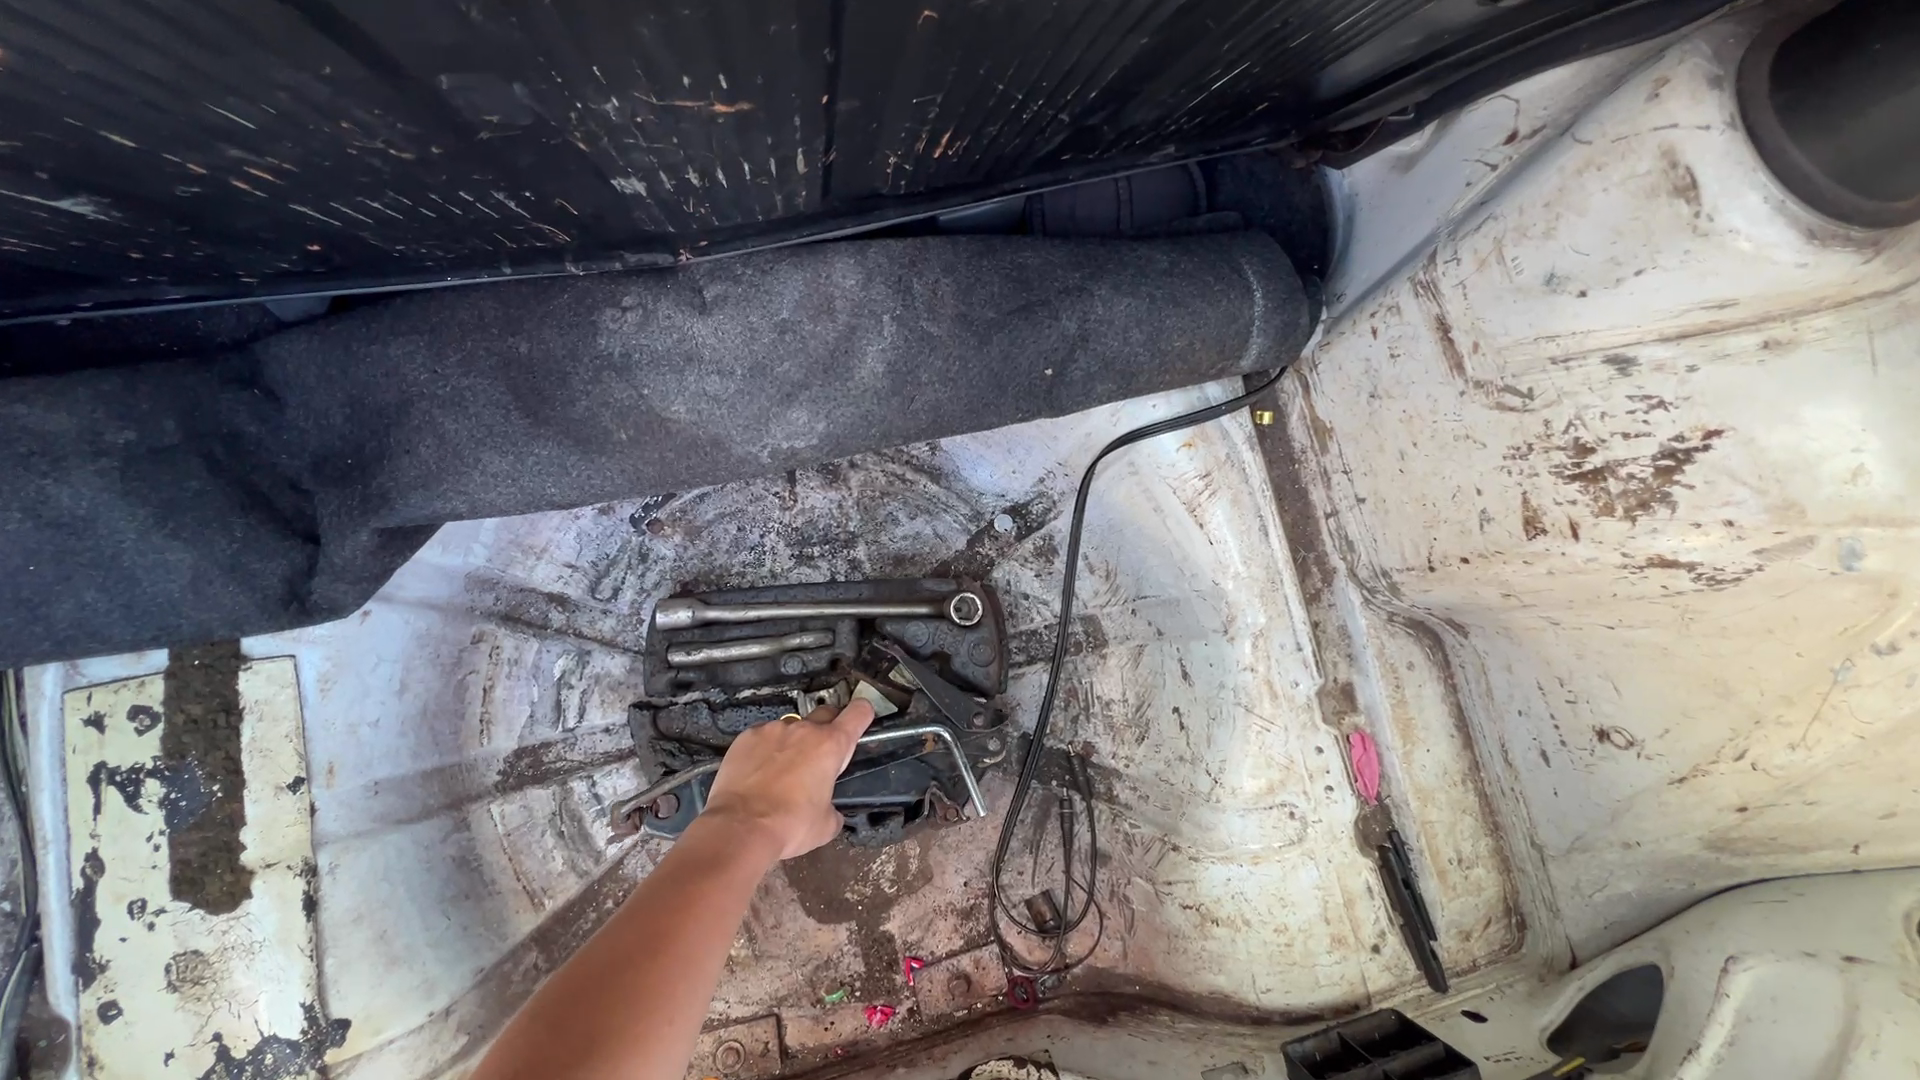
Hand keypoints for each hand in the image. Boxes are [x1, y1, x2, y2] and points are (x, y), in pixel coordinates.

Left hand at [700, 699, 874, 859]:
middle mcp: (804, 730)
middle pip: (825, 713)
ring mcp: (773, 730)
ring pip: (791, 727)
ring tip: (782, 771)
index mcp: (831, 745)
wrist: (740, 828)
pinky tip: (759, 773)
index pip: (858, 713)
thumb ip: (833, 808)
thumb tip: (829, 811)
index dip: (863, 714)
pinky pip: (763, 735)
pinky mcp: (747, 737)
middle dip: (827, 729)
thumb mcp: (825, 825)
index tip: (861, 718)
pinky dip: (765, 749)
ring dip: (793, 742)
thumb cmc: (788, 825)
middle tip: (820, 754)